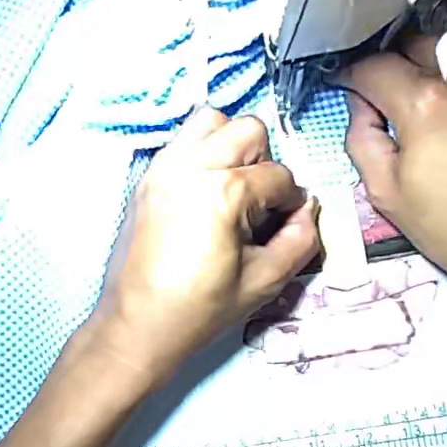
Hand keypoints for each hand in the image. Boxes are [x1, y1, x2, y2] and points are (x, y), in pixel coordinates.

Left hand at [81, 108, 320, 386]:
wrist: (138, 324)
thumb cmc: (201, 309)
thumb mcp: (264, 282)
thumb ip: (299, 241)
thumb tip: (308, 211)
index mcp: (224, 192)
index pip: (279, 176)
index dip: (291, 203)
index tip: (283, 228)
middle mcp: (192, 165)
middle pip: (249, 130)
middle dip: (264, 163)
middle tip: (258, 204)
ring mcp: (165, 166)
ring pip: (212, 122)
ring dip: (232, 147)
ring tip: (231, 190)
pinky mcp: (147, 175)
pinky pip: (183, 140)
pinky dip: (203, 153)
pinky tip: (205, 193)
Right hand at [340, 41, 446, 305]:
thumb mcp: (391, 198)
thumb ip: (363, 141)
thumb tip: (361, 105)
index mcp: (428, 105)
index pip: (374, 66)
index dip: (353, 77)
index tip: (350, 88)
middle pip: (415, 40)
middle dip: (396, 63)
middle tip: (392, 97)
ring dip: (434, 60)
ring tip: (433, 97)